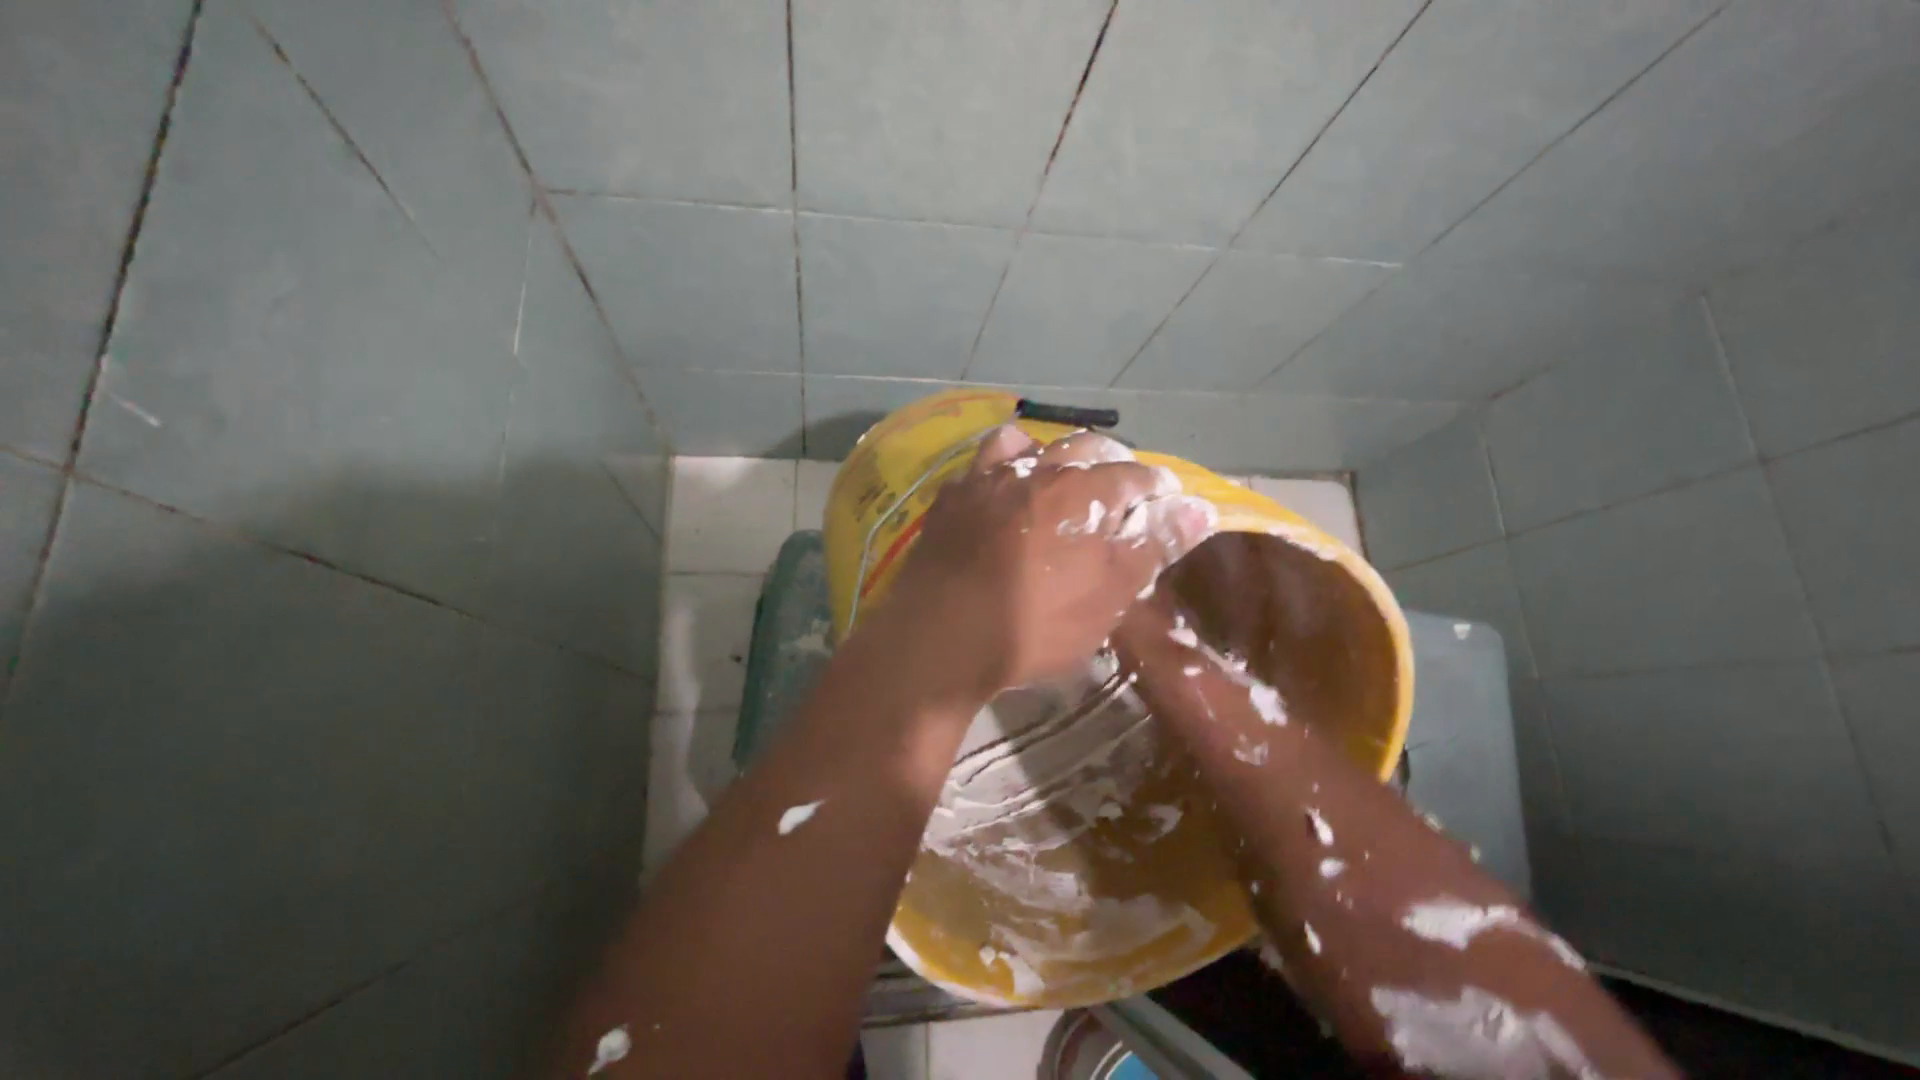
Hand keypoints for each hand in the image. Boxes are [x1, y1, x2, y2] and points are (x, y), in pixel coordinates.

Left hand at [867, 425, 1217, 706]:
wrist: (940, 636)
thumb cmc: (1035, 625)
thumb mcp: (1107, 597)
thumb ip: (1152, 546)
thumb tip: (1198, 508)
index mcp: (1085, 493)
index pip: (1135, 476)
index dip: (1157, 487)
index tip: (1167, 500)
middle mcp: (1039, 471)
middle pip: (1085, 449)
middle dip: (1111, 462)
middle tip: (1120, 485)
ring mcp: (988, 480)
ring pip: (1029, 445)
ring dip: (1053, 454)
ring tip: (1060, 474)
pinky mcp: (951, 498)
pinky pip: (983, 465)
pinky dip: (1002, 466)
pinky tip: (1001, 486)